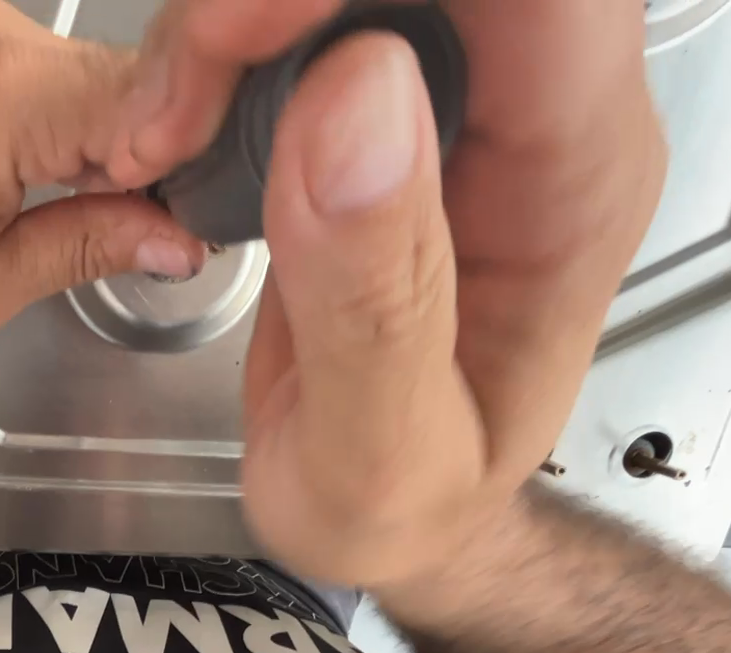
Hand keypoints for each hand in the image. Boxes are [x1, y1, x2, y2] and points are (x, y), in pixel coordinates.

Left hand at [0, 0, 206, 364]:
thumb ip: (85, 247)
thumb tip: (173, 238)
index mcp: (3, 97)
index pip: (156, 105)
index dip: (187, 168)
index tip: (188, 225)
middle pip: (125, 88)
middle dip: (145, 165)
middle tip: (137, 242)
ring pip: (82, 84)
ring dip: (98, 153)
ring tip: (69, 224)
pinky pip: (35, 80)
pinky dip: (54, 133)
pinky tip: (31, 189)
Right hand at [100, 0, 665, 586]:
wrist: (392, 525)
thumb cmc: (399, 509)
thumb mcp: (380, 448)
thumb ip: (375, 298)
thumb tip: (350, 95)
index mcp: (572, 186)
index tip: (228, 42)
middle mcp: (528, 122)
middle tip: (169, 109)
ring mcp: (450, 119)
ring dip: (230, 25)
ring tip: (158, 137)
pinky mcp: (376, 134)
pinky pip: (305, 32)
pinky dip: (222, 56)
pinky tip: (176, 136)